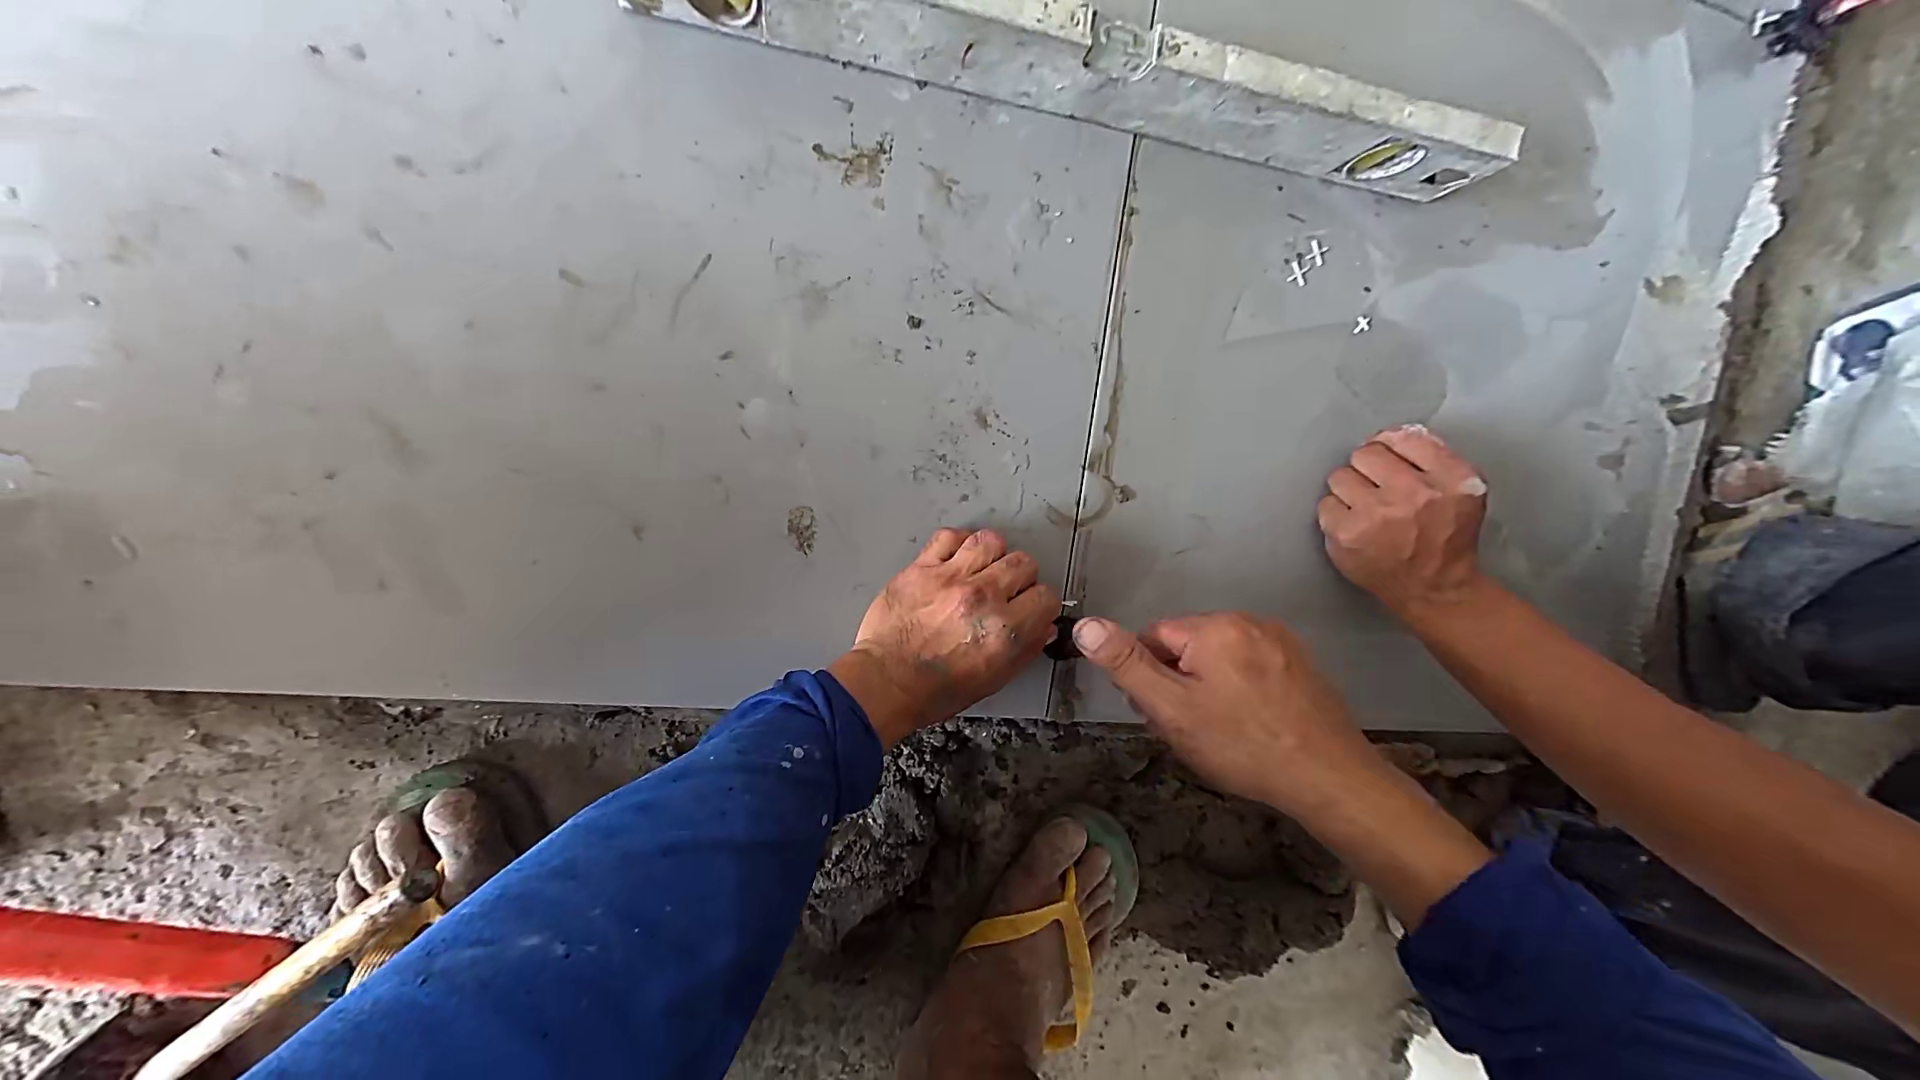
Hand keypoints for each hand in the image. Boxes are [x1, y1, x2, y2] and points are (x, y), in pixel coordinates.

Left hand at [829, 528, 1059, 746]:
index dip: (1040, 603)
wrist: (886, 681)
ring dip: (992, 555)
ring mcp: (950, 578)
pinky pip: (950, 536)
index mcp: (1003, 630)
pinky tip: (957, 559)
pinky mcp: (922, 568)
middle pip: (1023, 563)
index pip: (1045, 596)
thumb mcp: (993, 679)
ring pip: (991, 541)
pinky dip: (958, 543)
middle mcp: (981, 598)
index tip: (1030, 606)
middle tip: (1007, 590)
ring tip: (983, 570)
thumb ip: (1024, 650)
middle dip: (1020, 578)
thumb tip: (1042, 627)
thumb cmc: (934, 688)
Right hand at [1070, 613, 1384, 812]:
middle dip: (1177, 681)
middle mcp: (1248, 621)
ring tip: (1219, 730)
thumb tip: (1087, 625)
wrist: (1329, 780)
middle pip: (1186, 646)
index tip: (1161, 712)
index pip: (1153, 637)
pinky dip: (1239, 689)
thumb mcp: (1171, 708)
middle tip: (1189, 727)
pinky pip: (1248, 666)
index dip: (1148, 677)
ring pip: (1217, 657)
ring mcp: (1279, 641)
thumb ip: (1126, 664)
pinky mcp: (1299, 663)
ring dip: (1206, 686)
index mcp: (1213, 627)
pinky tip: (1249, 724)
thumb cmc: (1241, 745)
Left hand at [1318, 425, 1488, 617]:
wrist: (1431, 586)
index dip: (1390, 446)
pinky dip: (1336, 513)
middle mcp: (1414, 493)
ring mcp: (1376, 514)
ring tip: (1365, 508)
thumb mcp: (1461, 489)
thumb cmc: (1444, 534)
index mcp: (1451, 479)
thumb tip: (1388, 434)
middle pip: (1365, 453)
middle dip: (1367, 468)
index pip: (1403, 437)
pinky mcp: (1346, 533)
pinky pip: (1325, 504)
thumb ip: (1431, 457)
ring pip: (1339, 476)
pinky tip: (1354, 526)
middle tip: (1375, 487)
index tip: (1388, 461)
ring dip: (1349, 489)